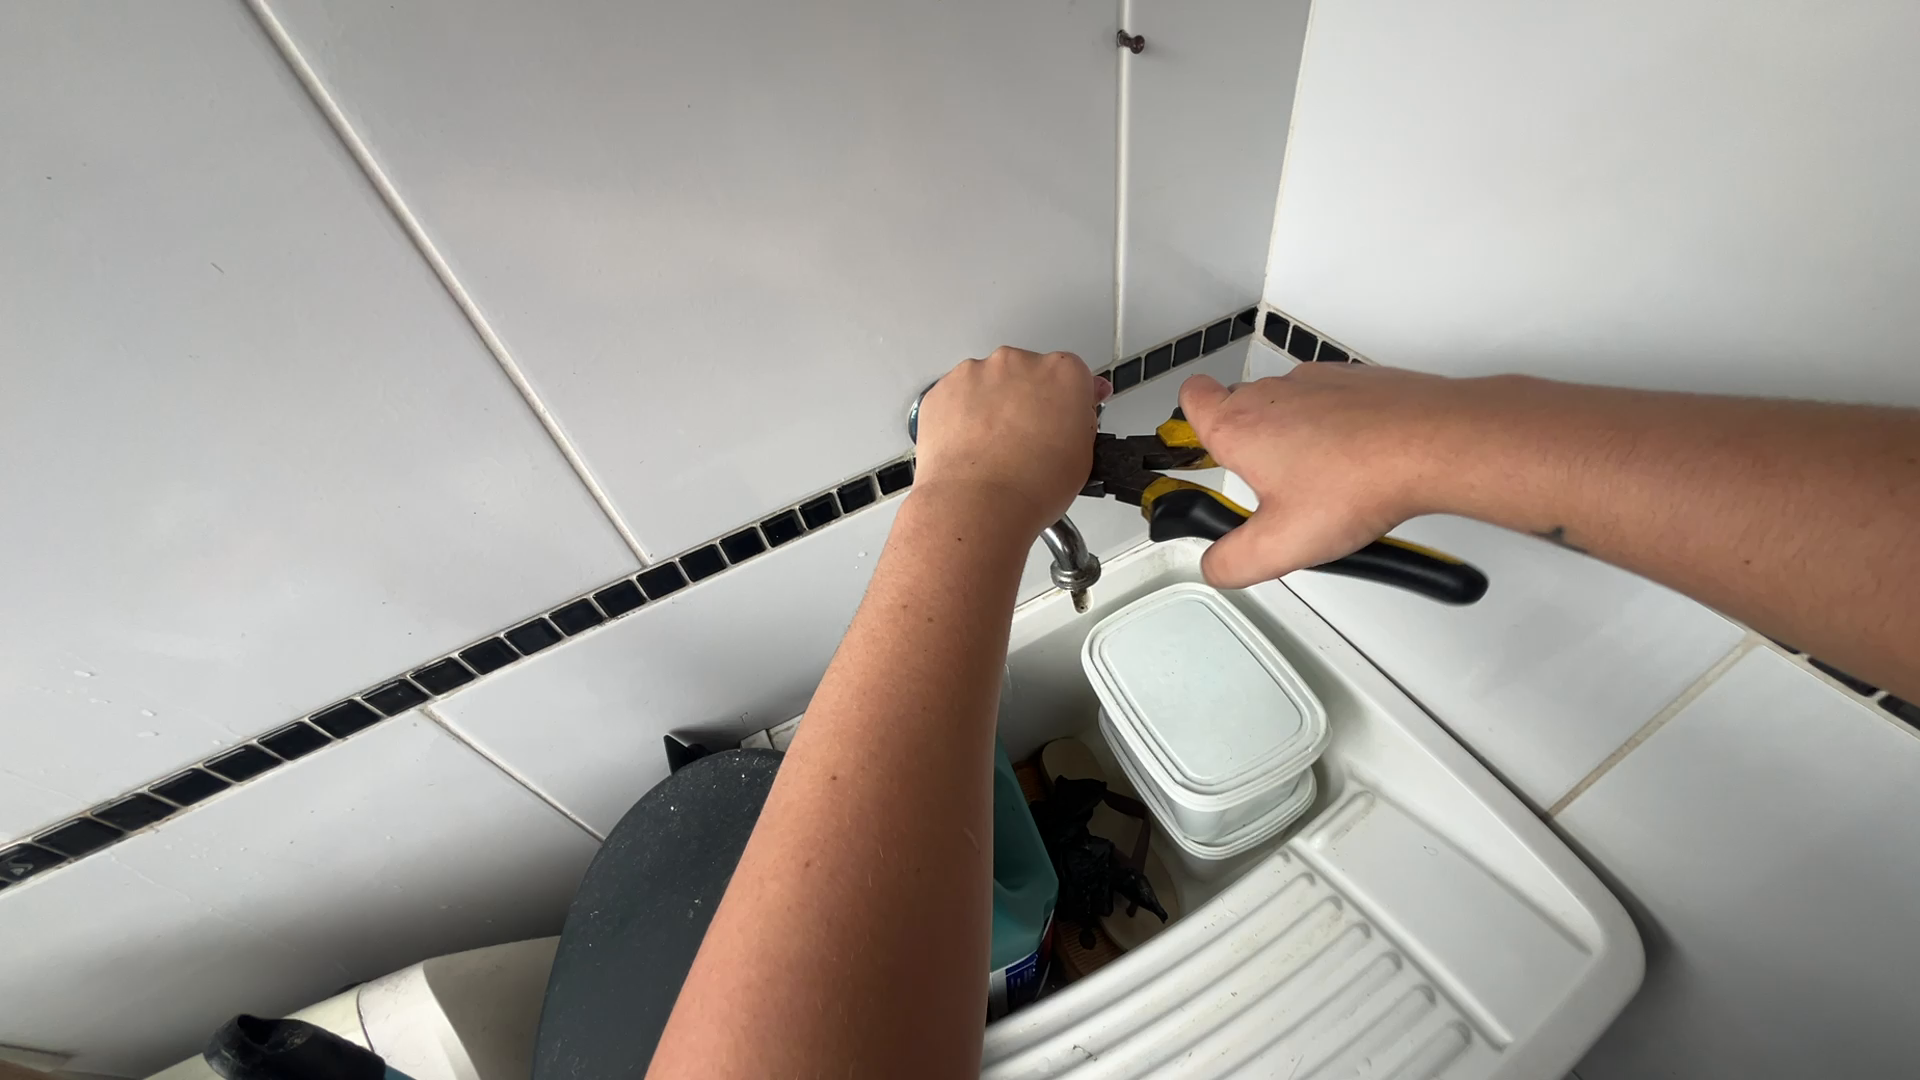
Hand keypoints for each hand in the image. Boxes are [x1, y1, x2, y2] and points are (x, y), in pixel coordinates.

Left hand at [913, 347, 1110, 538]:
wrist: (977, 505)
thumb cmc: (1030, 487)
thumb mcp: (1083, 458)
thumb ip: (1079, 424)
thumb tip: (1072, 418)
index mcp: (1062, 373)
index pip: (1072, 375)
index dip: (1068, 400)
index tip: (1063, 416)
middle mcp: (1018, 363)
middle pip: (1027, 374)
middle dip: (1027, 401)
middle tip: (1027, 442)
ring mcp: (975, 374)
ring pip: (987, 384)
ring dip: (991, 407)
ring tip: (994, 451)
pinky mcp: (942, 390)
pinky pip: (955, 398)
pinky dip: (960, 417)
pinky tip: (969, 449)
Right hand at [1178, 364, 1466, 587]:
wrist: (1438, 445)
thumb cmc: (1359, 482)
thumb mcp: (1279, 545)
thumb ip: (1230, 562)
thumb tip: (1214, 566)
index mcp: (1238, 426)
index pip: (1191, 397)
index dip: (1191, 421)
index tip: (1201, 449)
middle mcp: (1272, 394)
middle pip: (1239, 407)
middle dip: (1247, 445)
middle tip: (1267, 487)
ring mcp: (1318, 382)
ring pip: (1286, 405)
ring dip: (1293, 436)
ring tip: (1320, 481)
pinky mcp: (1358, 381)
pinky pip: (1331, 403)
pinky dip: (1335, 428)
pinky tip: (1356, 464)